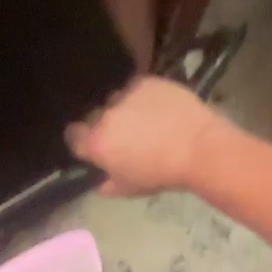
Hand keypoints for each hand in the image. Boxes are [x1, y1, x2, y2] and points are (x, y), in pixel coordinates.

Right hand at [64, 77, 232, 196]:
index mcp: (97, 144)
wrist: (198, 148)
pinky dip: (142, 97)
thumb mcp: (130, 189)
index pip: (73, 136)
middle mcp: (105, 116)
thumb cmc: (161, 174)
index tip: (92, 146)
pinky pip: (136, 88)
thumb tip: (100, 182)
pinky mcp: (146, 82)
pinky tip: (158, 107)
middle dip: (103, 124)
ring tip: (143, 119)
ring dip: (122, 109)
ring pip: (115, 100)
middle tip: (123, 135)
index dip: (81, 141)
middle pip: (94, 116)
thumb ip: (109, 185)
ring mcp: (126, 96)